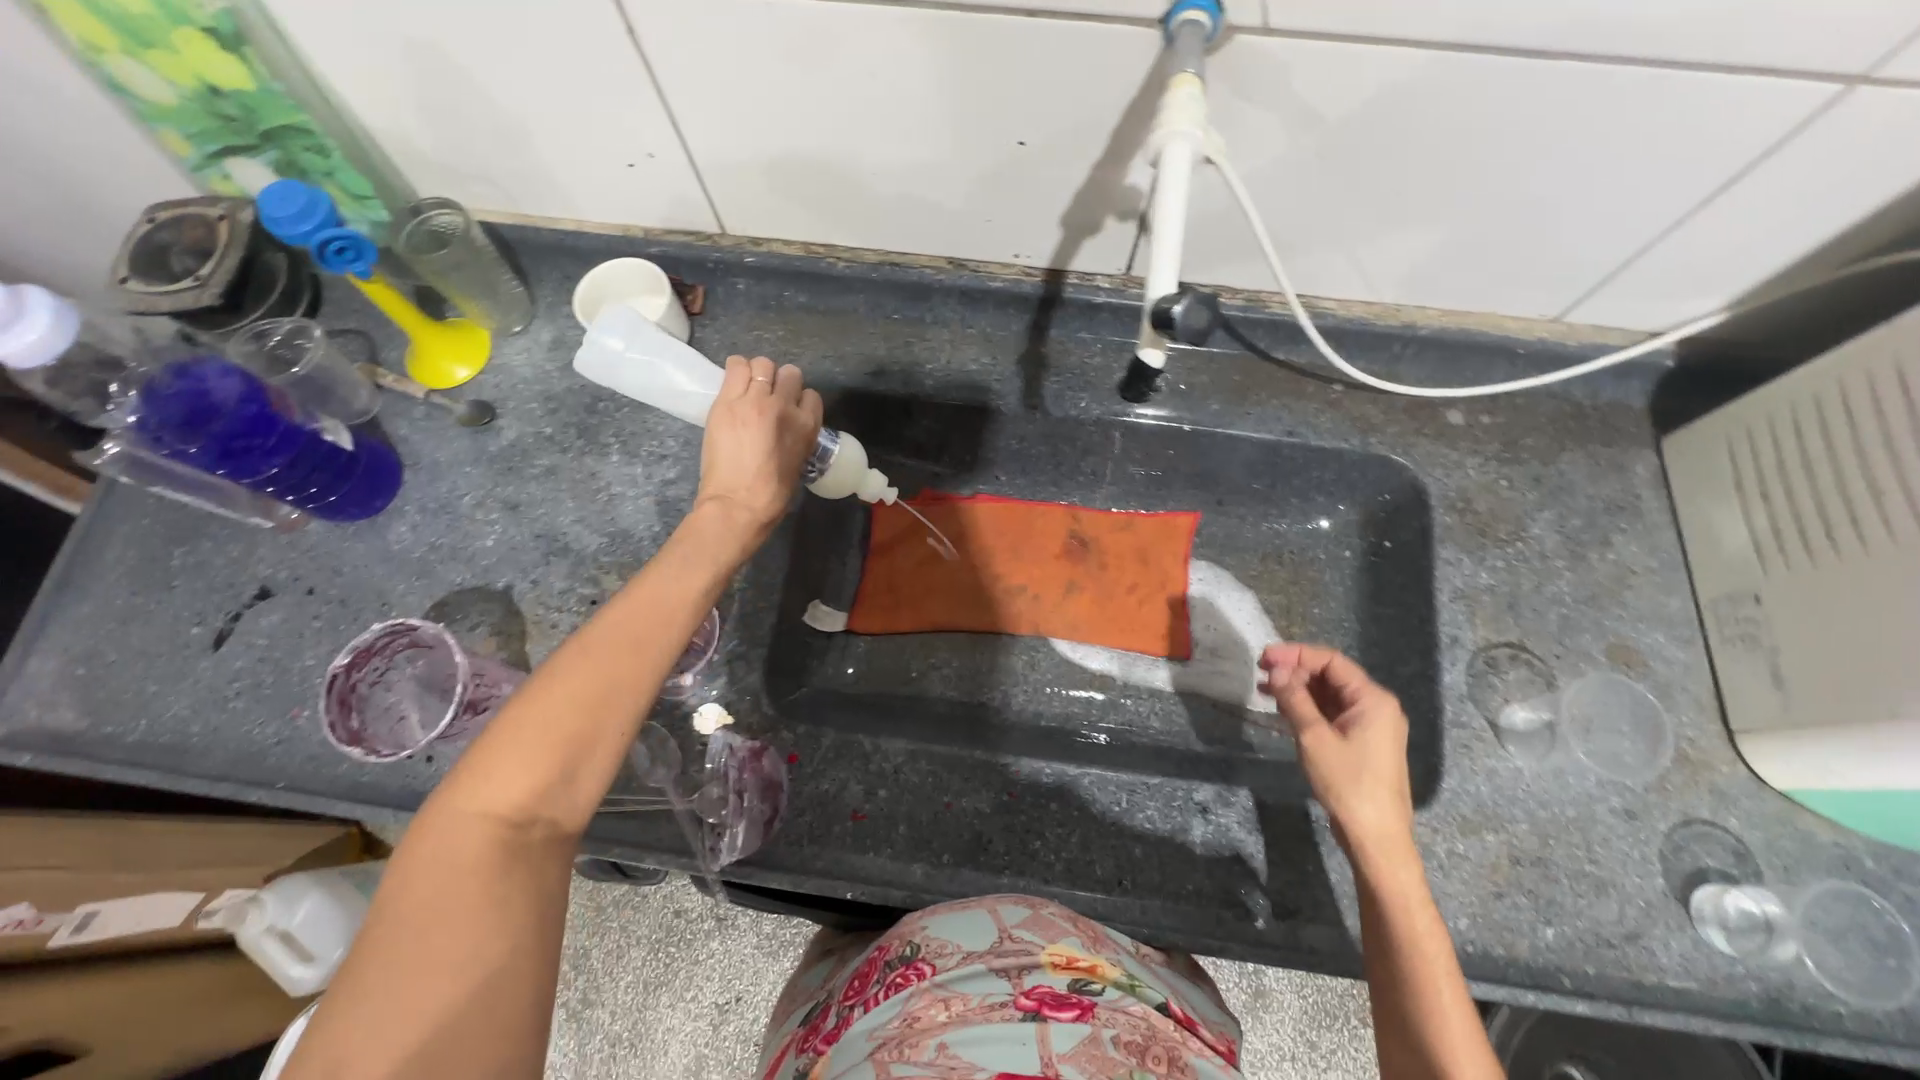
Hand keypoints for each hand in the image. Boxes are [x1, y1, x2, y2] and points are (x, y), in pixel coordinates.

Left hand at [693, 356, 822, 542]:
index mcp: (807, 425)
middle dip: (780, 382)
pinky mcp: (727, 401)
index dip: (798, 400)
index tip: (788, 410)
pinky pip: (735, 366)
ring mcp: (755, 400)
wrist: (738, 504)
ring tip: (748, 388)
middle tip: (766, 397)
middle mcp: (785, 406)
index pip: (811, 395)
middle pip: (789, 373)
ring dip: (757, 372)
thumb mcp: (798, 461)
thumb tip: (787, 425)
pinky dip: (736, 370)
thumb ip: (796, 435)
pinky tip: (733, 384)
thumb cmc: (772, 494)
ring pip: (762, 364)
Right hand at [1259, 643, 1413, 859]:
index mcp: (1373, 698)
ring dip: (1299, 690)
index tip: (1264, 657)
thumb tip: (1275, 670)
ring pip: (1331, 696)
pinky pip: (1333, 714)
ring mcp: (1372, 725)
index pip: (1331, 661)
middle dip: (1295, 671)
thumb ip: (1294, 699)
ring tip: (1265, 690)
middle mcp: (1377, 706)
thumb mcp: (1314, 738)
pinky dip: (1309, 709)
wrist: (1375, 835)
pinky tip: (1284, 711)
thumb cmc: (1347, 782)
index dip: (1296, 655)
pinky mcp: (1363, 742)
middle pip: (1332, 676)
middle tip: (1261, 673)